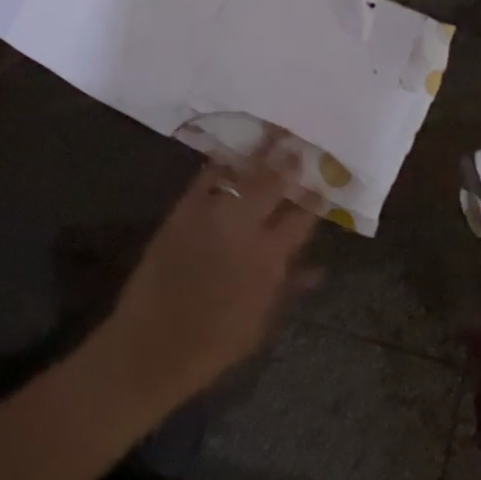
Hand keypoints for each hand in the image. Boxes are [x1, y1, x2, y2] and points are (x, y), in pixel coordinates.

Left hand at [103, 141, 322, 397]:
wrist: (155, 345)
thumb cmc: (215, 343)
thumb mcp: (262, 320)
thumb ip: (289, 288)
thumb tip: (317, 270)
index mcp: (270, 258)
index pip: (302, 217)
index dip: (316, 198)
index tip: (325, 182)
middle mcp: (244, 229)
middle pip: (274, 183)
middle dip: (289, 161)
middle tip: (298, 143)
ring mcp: (211, 216)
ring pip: (241, 174)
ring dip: (257, 154)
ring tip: (270, 134)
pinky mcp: (181, 213)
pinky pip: (204, 180)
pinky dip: (218, 167)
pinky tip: (227, 156)